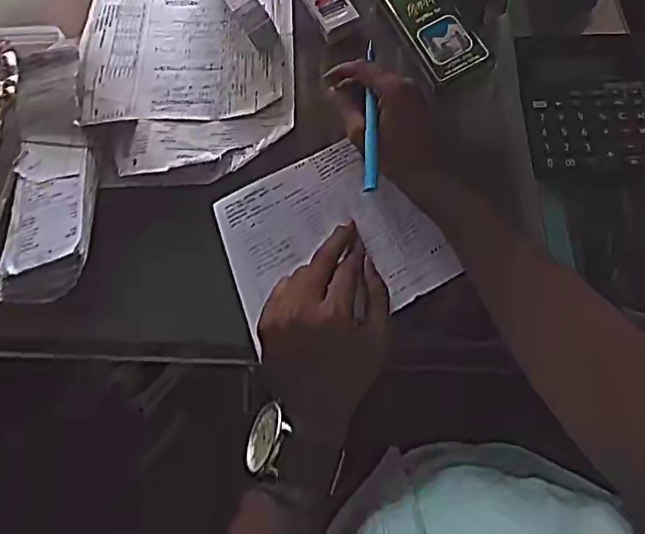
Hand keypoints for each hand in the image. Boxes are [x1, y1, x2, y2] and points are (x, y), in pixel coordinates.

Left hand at [258, 222, 390, 438]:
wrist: (312, 414)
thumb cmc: (350, 378)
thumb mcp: (378, 339)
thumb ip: (378, 296)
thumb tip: (369, 264)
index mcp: (333, 314)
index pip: (347, 268)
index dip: (356, 251)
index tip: (360, 241)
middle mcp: (303, 310)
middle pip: (320, 261)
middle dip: (336, 243)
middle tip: (346, 231)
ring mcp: (281, 316)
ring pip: (300, 273)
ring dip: (317, 267)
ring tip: (329, 270)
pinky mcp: (266, 323)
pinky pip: (282, 288)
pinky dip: (296, 283)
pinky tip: (308, 288)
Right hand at [324, 60, 443, 200]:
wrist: (429, 175)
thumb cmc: (395, 157)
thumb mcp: (362, 134)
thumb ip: (345, 108)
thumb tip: (333, 91)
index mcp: (393, 88)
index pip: (363, 68)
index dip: (342, 71)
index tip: (327, 80)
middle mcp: (407, 84)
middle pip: (375, 73)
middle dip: (354, 81)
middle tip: (336, 96)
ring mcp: (416, 92)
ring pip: (384, 83)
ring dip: (366, 91)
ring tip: (350, 108)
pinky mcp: (420, 103)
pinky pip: (395, 92)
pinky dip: (380, 97)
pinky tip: (370, 114)